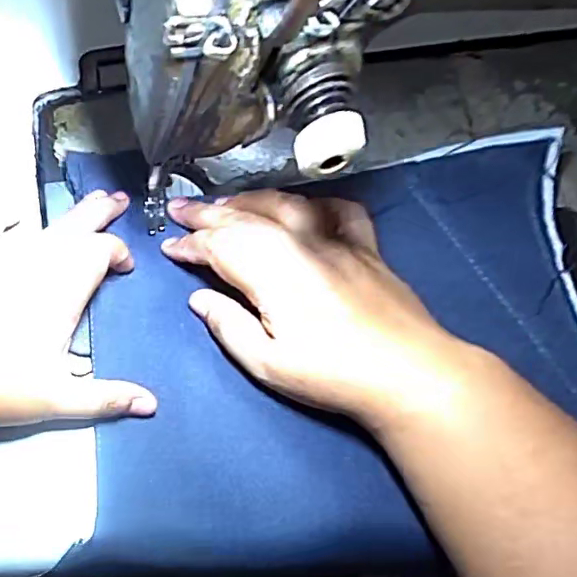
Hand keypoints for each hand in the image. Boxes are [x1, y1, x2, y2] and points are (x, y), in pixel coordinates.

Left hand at [0, 190, 157, 428]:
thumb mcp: (59, 398)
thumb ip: (107, 398)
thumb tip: (150, 405)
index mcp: (62, 289)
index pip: (101, 253)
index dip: (118, 254)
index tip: (125, 268)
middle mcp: (32, 264)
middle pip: (74, 226)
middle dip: (100, 213)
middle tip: (118, 201)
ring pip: (38, 226)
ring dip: (62, 219)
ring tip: (78, 212)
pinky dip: (2, 223)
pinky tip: (9, 222)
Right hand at [160, 191, 488, 427]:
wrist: (407, 372)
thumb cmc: (331, 375)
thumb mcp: (266, 364)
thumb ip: (228, 326)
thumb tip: (200, 299)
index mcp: (273, 273)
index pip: (221, 246)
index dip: (191, 244)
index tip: (169, 247)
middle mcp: (302, 244)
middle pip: (247, 217)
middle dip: (208, 213)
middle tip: (180, 210)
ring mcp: (338, 241)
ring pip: (286, 204)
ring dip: (248, 201)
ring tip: (224, 204)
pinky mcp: (366, 247)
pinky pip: (336, 210)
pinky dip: (312, 204)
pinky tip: (301, 209)